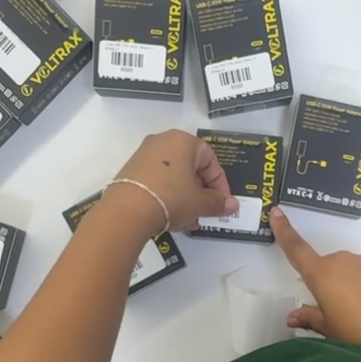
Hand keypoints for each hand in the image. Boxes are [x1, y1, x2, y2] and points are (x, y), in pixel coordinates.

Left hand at [103, 130, 238, 233]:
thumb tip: (232, 205)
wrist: (128, 210)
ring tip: (188, 220)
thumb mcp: (199, 202)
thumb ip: (218, 203)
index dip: (220, 184)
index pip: (210, 160)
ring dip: (185, 198)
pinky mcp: (132, 170)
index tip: (222, 203)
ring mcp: (144, 155)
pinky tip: (170, 217)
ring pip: (174, 177)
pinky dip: (168, 196)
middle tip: (204, 213)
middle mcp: (163, 141)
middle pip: (191, 168)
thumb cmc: (171, 198)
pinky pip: (158, 181)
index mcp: (183, 141)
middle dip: (201, 193)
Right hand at [272, 207, 360, 352]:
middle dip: (331, 283)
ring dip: (353, 284)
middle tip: (340, 310)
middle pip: (329, 268)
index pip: (297, 250)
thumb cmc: (360, 334)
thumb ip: (309, 318)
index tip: (276, 213)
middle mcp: (343, 261)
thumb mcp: (329, 329)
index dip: (284, 231)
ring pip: (353, 270)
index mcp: (322, 275)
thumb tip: (293, 315)